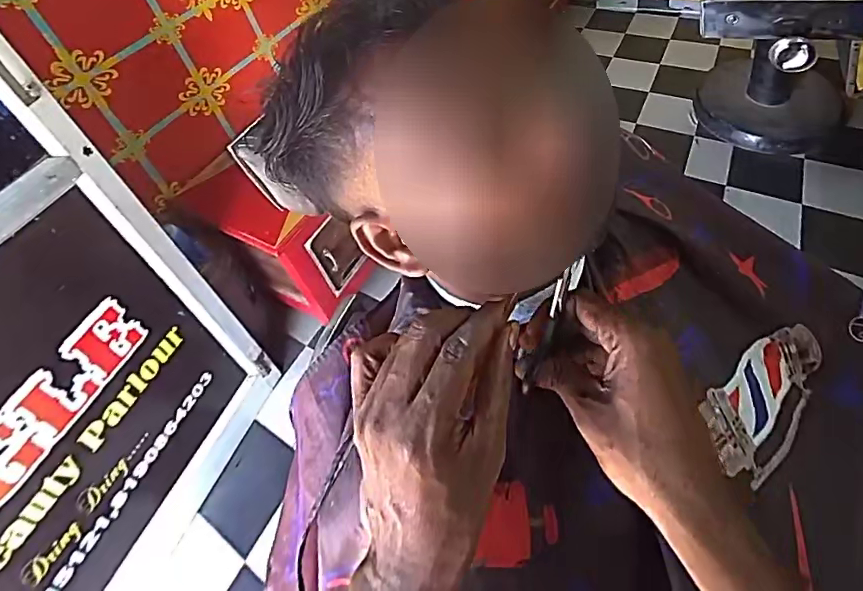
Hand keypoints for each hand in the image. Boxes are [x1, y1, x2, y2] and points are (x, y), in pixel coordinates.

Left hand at [350, 306, 514, 590]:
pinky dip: (393, 342)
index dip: (483, 321)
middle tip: (482, 318)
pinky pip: (368, 356)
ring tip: (457, 332)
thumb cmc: (454, 515)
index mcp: (427, 430)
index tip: (499, 307)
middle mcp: (390, 414)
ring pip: (398, 339)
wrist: (410, 555)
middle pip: (424, 334)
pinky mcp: (359, 411)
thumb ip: (496, 387)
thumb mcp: (489, 452)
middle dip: (459, 317)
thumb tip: (504, 339)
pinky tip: (416, 348)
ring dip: (432, 325)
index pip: (457, 351)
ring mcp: (369, 410)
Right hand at [521, 292, 723, 515]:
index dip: (551, 315)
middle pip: (593, 316)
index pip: (582, 303)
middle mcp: (648, 335)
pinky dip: (595, 361)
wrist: (692, 495)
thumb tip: (536, 363)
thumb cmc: (643, 457)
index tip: (531, 333)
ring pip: (604, 334)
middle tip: (532, 351)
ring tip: (544, 367)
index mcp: (633, 338)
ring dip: (575, 348)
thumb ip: (562, 377)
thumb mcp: (591, 414)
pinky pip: (619, 351)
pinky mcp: (658, 369)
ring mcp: (656, 352)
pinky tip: (569, 376)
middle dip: (560, 333)